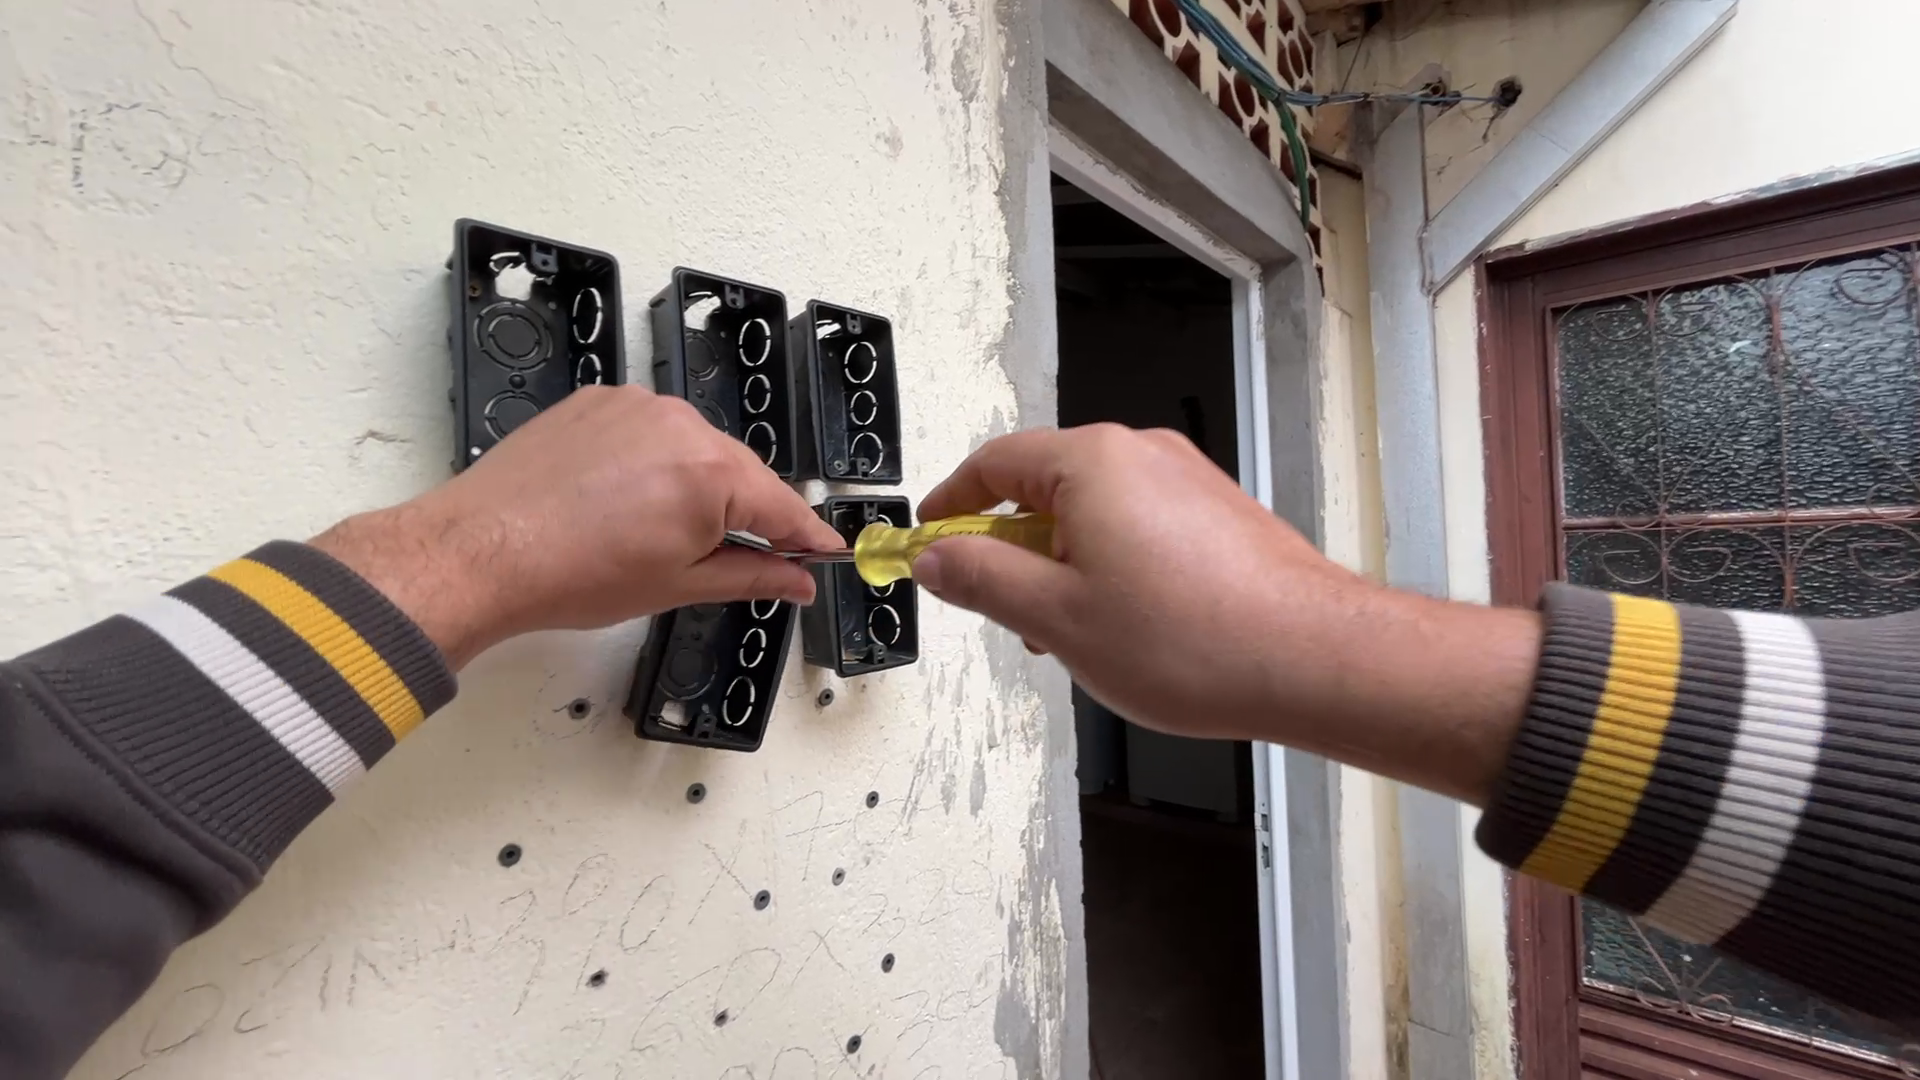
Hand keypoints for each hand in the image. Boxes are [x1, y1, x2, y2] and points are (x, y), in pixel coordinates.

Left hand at [312, 386, 843, 668]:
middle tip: (746, 556)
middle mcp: (684, 425)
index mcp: (712, 474)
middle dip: (752, 515)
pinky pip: (659, 428)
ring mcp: (641, 406)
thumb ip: (755, 576)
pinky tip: (637, 496)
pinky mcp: (605, 400)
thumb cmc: (572, 574)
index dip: (809, 537)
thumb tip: (798, 581)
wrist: (478, 552)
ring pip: (703, 449)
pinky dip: (665, 460)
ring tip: (670, 530)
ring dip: (705, 486)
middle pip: (745, 475)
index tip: (827, 552)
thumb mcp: (682, 585)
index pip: (784, 508)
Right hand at [914, 424, 1539, 803]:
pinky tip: (1120, 620)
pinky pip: (1134, 523)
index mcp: (1093, 462)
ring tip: (1069, 629)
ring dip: (1059, 561)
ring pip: (1089, 510)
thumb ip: (980, 579)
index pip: (993, 463)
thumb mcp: (1055, 616)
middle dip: (1010, 544)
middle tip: (1003, 604)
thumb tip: (935, 558)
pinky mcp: (1212, 511)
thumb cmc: (1194, 639)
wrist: (1316, 660)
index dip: (952, 502)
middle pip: (1042, 486)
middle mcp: (1140, 454)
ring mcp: (1183, 479)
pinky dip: (1105, 562)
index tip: (932, 535)